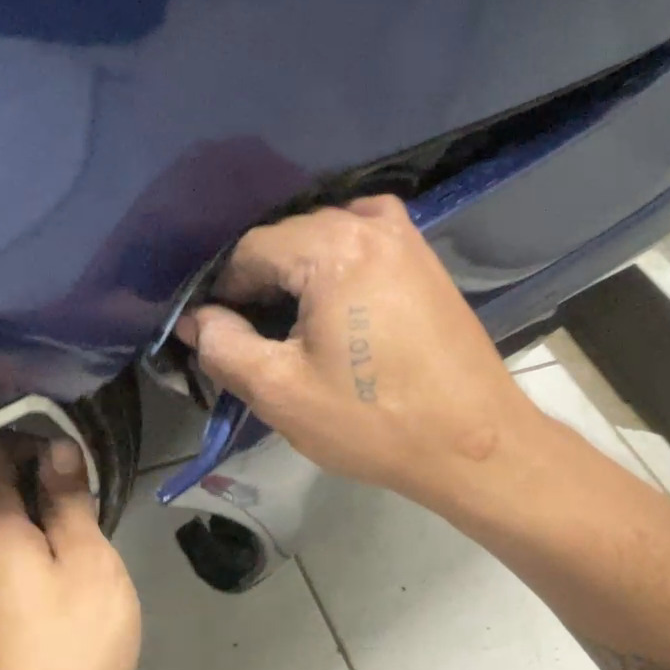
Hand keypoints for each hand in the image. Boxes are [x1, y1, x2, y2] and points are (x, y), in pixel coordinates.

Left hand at [0, 437, 140, 669]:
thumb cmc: (76, 643)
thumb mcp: (88, 562)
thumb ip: (68, 501)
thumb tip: (56, 448)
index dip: (22, 438)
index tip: (69, 451)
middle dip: (33, 474)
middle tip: (86, 489)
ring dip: (35, 513)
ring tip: (83, 528)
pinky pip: (2, 558)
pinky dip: (30, 546)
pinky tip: (66, 569)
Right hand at [177, 195, 545, 509]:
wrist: (474, 445)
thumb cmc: (372, 421)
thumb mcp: (279, 391)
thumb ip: (223, 346)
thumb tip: (195, 319)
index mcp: (333, 248)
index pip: (248, 250)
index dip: (221, 291)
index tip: (215, 334)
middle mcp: (370, 224)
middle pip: (284, 238)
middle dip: (257, 282)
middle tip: (247, 336)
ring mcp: (404, 236)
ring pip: (320, 238)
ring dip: (293, 274)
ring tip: (286, 325)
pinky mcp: (422, 258)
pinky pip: (358, 241)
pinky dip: (331, 263)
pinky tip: (328, 303)